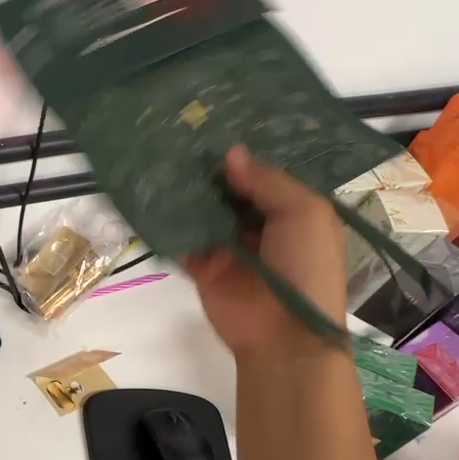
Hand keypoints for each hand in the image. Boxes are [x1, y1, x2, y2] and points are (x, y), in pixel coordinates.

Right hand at [182, 145, 348, 359]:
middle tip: (183, 139)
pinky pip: (182, 243)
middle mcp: (258, 225)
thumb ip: (267, 182)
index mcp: (291, 210)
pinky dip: (168, 226)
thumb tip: (230, 154)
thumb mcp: (303, 212)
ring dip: (187, 194)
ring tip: (164, 162)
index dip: (244, 156)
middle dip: (210, 172)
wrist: (283, 332)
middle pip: (229, 192)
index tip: (217, 128)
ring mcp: (227, 247)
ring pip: (203, 213)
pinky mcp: (201, 268)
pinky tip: (152, 201)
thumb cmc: (306, 265)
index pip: (263, 176)